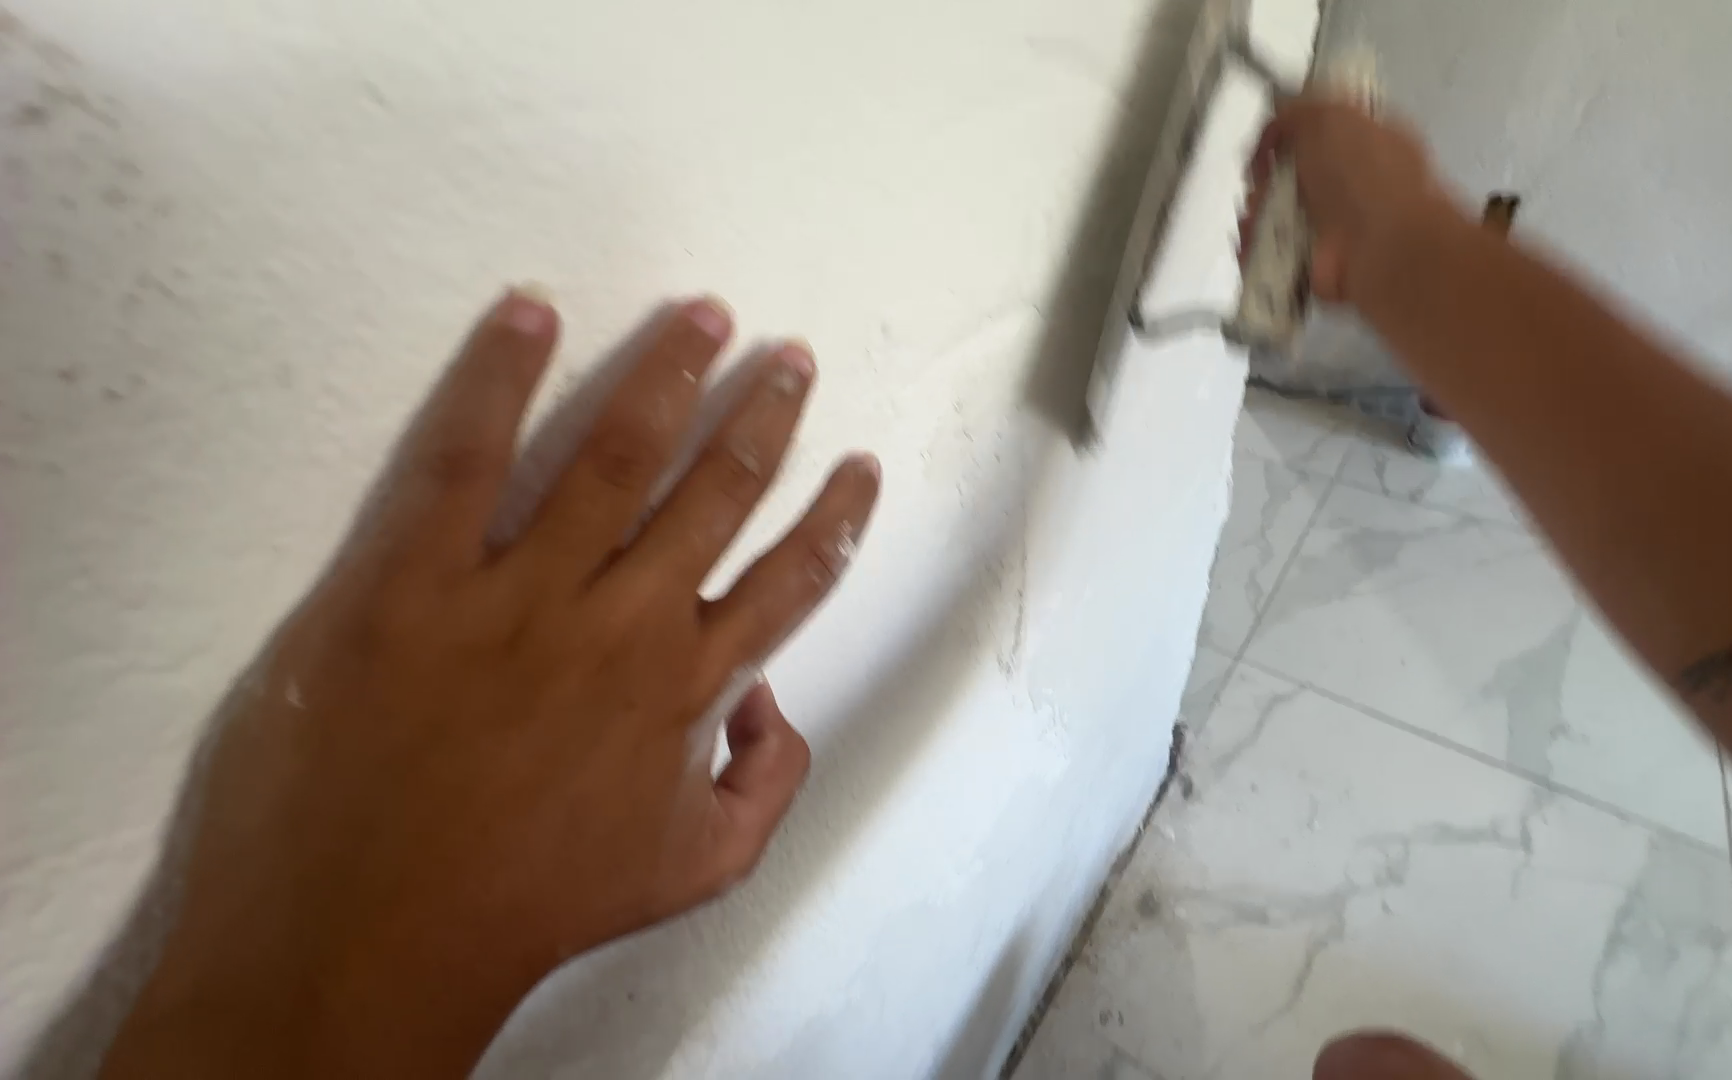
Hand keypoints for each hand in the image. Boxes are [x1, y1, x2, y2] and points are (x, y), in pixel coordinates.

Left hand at [103, 292, 880, 1077]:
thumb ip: (773, 782)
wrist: (363, 945)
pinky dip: (498, 379)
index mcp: (692, 684)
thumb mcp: (703, 866)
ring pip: (615, 455)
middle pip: (720, 491)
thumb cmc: (541, 903)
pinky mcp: (407, 582)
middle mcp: (627, 620)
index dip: (837, 516)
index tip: (859, 464)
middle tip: (793, 357)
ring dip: (670, 375)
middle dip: (767, 415)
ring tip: (706, 316)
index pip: (795, 577)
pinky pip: (461, 460)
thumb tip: (773, 699)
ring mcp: (519, 593)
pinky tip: (534, 314)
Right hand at [1260, 97, 1462, 304]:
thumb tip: (1276, 115)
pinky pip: (1273, 251)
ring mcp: (1332, 225)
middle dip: (1265, 179)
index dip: (1286, 134)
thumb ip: (1299, 111)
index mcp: (1366, 139)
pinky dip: (1254, 248)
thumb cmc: (1361, 175)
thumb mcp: (1330, 119)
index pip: (1319, 130)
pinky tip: (1249, 242)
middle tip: (1260, 184)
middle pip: (1292, 176)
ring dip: (1256, 215)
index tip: (1267, 144)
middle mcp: (1350, 182)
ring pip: (1278, 214)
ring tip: (1252, 218)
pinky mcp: (1313, 262)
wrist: (1378, 246)